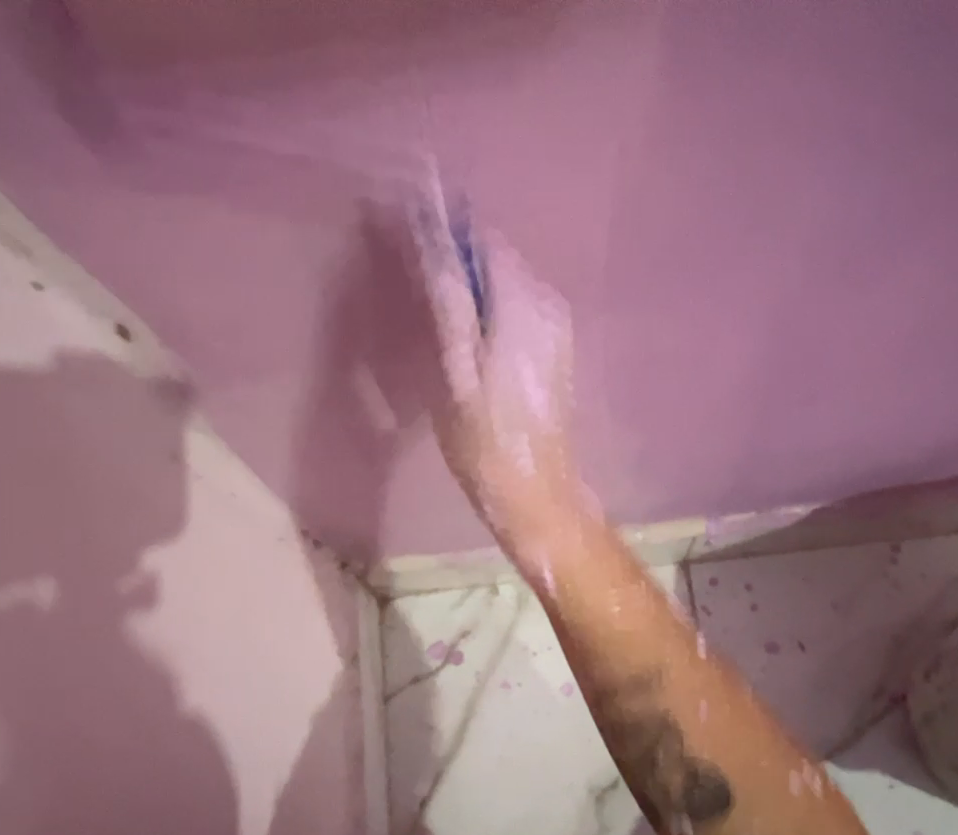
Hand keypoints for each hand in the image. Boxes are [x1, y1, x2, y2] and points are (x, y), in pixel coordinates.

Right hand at [409, 188, 588, 558]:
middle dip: (452, 250)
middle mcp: (549, 302)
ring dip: (467, 277)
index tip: (400, 220)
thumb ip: (447, 301)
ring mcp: (557, 326)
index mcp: (525, 302)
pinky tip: (460, 326)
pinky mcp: (554, 347)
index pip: (482, 236)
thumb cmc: (487, 439)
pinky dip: (485, 302)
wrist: (537, 492)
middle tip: (403, 263)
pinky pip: (514, 304)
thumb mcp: (455, 372)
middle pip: (494, 255)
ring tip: (424, 294)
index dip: (442, 224)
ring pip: (504, 279)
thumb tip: (430, 239)